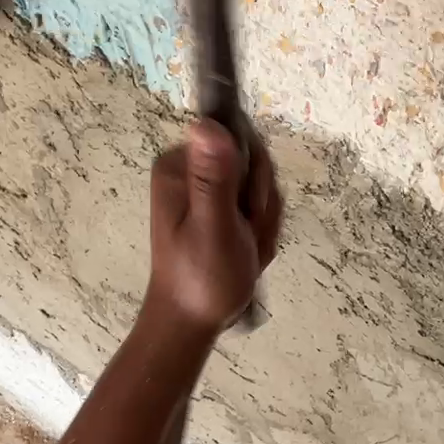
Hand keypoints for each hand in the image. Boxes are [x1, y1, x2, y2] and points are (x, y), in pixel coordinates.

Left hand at [143, 118, 282, 335]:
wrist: (192, 321)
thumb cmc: (202, 280)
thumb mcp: (213, 228)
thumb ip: (214, 178)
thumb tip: (208, 122)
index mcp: (180, 166)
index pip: (242, 142)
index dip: (256, 181)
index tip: (247, 215)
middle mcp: (190, 170)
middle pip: (255, 165)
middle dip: (260, 207)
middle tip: (245, 238)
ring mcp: (205, 190)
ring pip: (261, 189)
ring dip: (262, 224)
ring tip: (245, 250)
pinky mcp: (218, 208)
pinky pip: (258, 207)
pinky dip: (259, 233)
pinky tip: (246, 252)